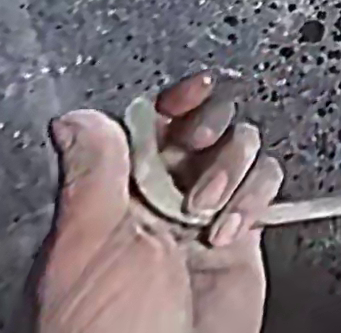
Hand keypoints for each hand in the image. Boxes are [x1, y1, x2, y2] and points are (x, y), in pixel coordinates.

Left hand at [34, 73, 283, 332]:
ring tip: (208, 209)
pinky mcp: (243, 226)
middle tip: (203, 142)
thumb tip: (75, 120)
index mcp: (116, 195)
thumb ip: (91, 180)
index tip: (197, 88)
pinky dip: (256, 196)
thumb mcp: (85, 252)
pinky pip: (265, 182)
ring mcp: (206, 210)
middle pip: (205, 122)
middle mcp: (163, 195)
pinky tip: (230, 230)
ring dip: (232, 167)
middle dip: (212, 124)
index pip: (150, 124)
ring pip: (240, 145)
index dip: (176, 100)